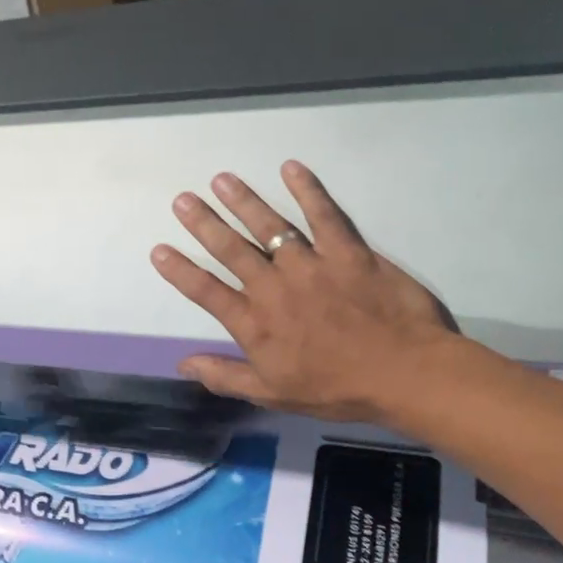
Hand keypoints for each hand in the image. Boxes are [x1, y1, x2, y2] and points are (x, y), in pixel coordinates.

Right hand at [150, 161, 456, 422]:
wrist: (403, 373)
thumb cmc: (336, 389)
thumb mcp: (272, 394)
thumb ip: (225, 377)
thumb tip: (182, 364)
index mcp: (255, 324)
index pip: (207, 292)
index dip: (180, 271)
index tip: (159, 250)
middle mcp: (275, 288)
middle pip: (232, 250)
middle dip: (204, 224)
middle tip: (182, 200)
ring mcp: (311, 266)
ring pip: (270, 227)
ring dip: (244, 202)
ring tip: (222, 180)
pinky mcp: (349, 252)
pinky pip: (324, 215)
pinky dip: (308, 190)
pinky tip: (290, 169)